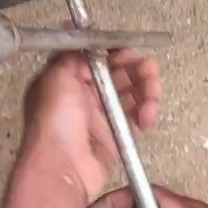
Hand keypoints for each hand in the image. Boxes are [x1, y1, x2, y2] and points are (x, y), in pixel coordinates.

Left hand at [19, 49, 160, 202]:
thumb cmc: (53, 124)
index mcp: (67, 81)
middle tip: (149, 68)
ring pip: (131, 96)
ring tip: (153, 92)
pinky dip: (147, 114)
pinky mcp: (115, 138)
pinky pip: (137, 120)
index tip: (129, 51)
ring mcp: (99, 118)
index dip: (115, 53)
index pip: (96, 59)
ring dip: (146, 90)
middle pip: (117, 75)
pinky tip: (149, 114)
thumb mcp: (57, 78)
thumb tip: (82, 39)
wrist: (62, 168)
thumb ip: (73, 56)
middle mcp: (83, 97)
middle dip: (136, 69)